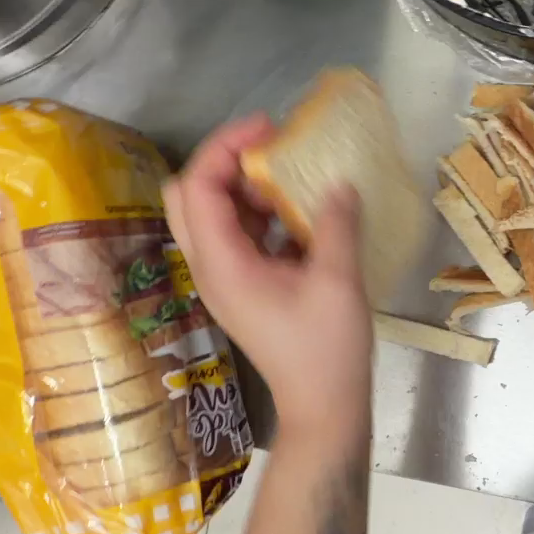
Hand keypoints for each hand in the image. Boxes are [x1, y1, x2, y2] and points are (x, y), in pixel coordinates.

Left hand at [164, 114, 372, 446]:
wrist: (325, 404)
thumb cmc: (327, 348)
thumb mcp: (339, 282)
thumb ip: (337, 226)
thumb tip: (340, 184)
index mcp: (223, 264)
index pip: (198, 187)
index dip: (227, 148)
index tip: (270, 128)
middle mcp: (213, 268)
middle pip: (192, 198)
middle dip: (228, 165)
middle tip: (274, 151)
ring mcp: (229, 281)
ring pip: (217, 217)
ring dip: (249, 191)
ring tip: (295, 182)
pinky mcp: (249, 291)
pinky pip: (243, 240)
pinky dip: (266, 219)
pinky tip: (306, 219)